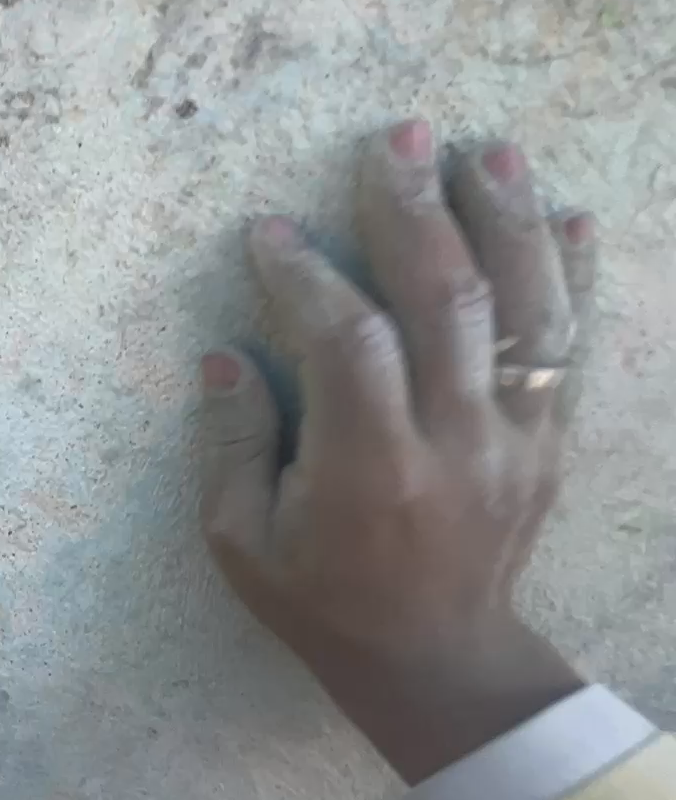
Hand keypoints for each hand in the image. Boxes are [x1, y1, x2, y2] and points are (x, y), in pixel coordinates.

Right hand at [200, 119, 597, 783]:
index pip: (343, 342)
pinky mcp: (553, 440)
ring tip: (481, 148)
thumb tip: (224, 357)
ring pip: (528, 307)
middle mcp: (459, 441)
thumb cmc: (314, 596)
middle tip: (391, 140)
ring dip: (505, 218)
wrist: (436, 658)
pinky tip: (564, 213)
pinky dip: (575, 270)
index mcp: (369, 469)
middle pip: (447, 302)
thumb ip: (233, 444)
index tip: (268, 232)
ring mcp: (521, 437)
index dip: (305, 276)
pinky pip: (576, 343)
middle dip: (415, 211)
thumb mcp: (237, 538)